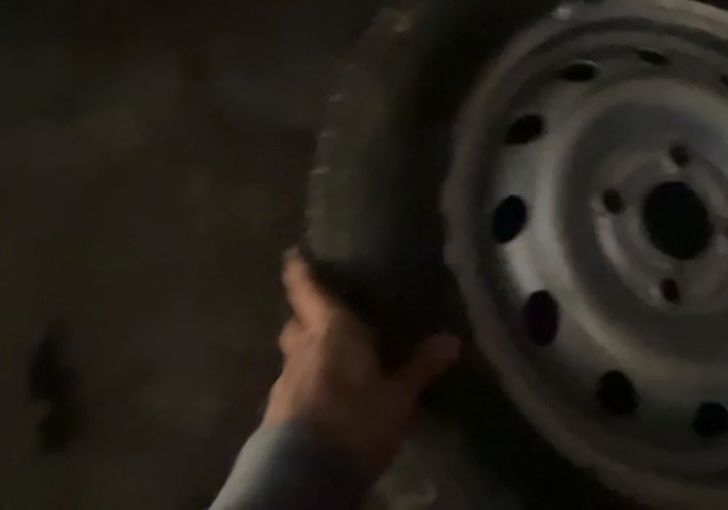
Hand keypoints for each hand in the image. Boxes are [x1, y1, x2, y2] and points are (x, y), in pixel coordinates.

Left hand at [262, 249, 462, 479]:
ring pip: (293, 356)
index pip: (308, 291)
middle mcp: (302, 348)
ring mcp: (285, 381)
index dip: (299, 272)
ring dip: (305, 356)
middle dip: (305, 318)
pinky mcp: (275, 412)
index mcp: (331, 330)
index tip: (292, 254)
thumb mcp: (397, 398)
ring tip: (328, 365)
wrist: (302, 473)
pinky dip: (304, 386)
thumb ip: (419, 368)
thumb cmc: (354, 419)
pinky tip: (320, 401)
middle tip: (321, 318)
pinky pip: (291, 387)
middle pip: (296, 323)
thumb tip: (452, 340)